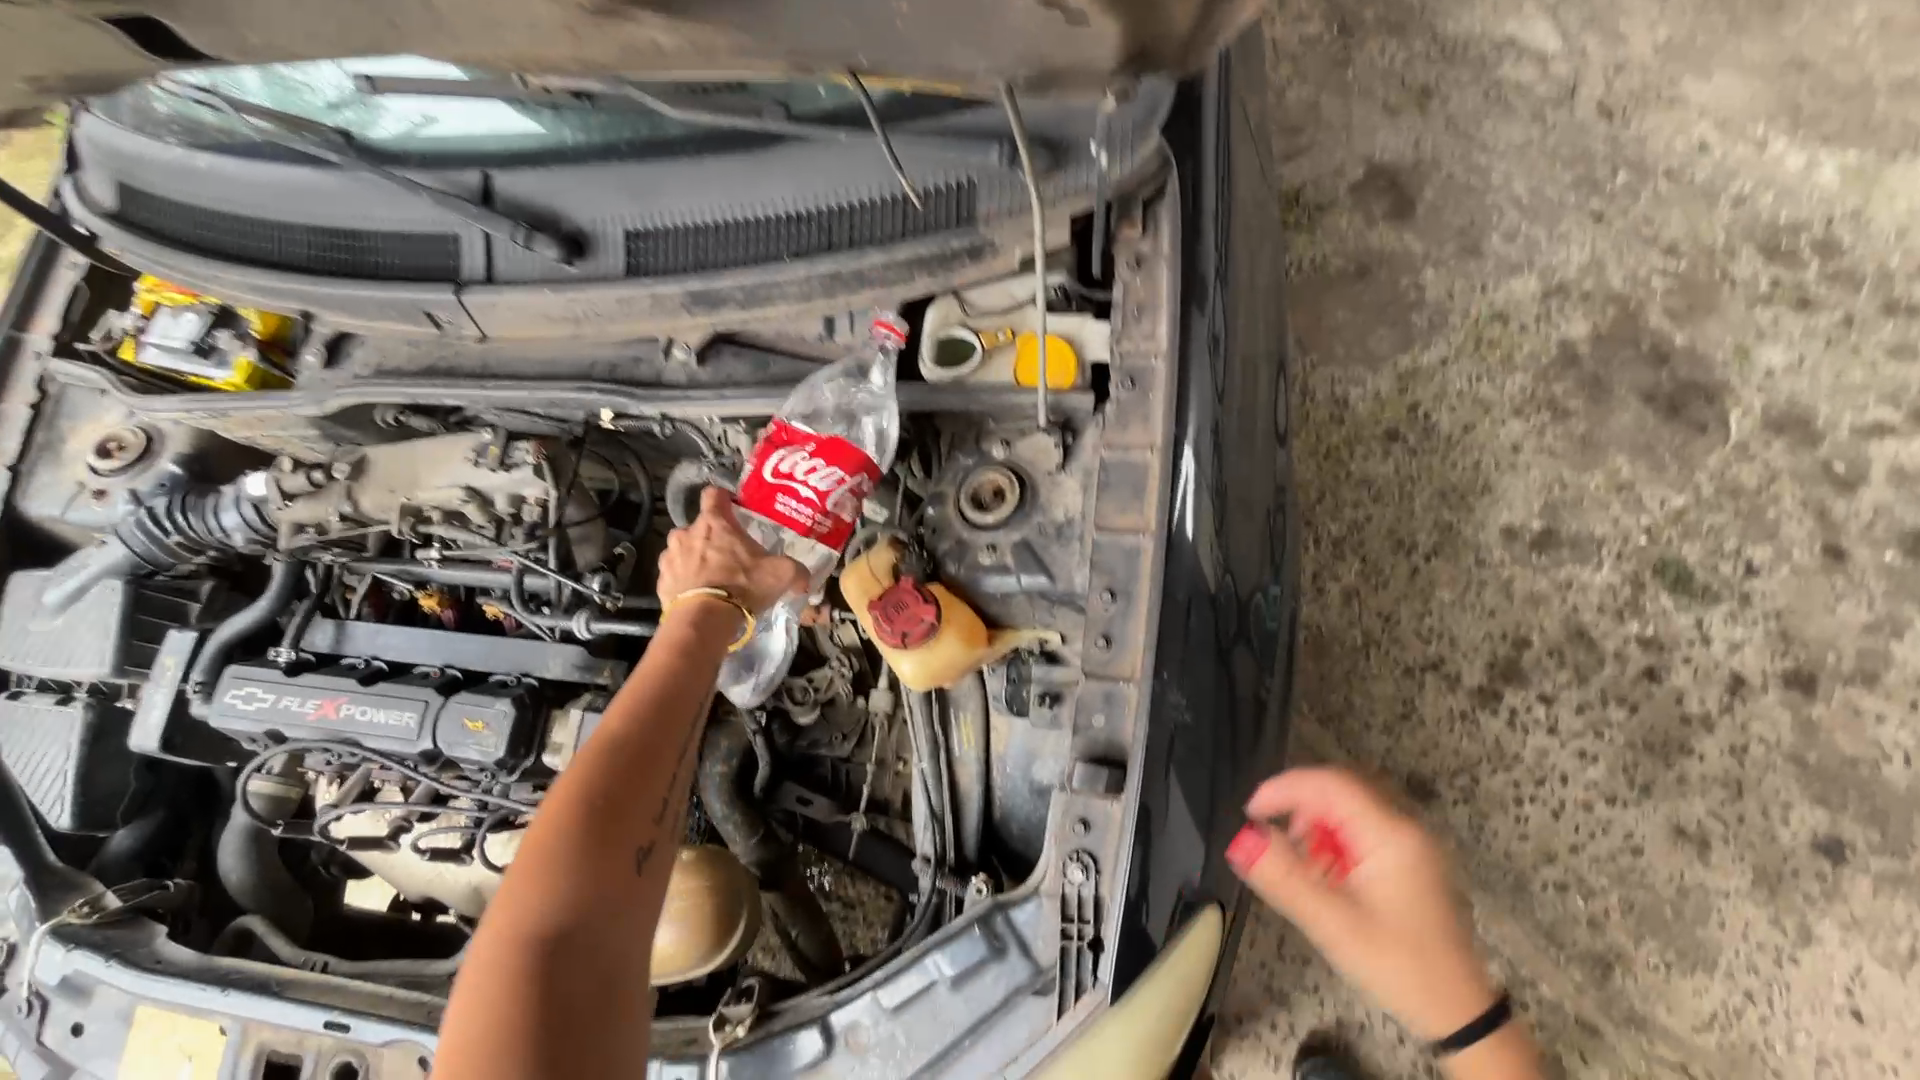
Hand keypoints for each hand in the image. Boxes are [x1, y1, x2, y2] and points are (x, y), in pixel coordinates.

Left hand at [656, 488, 807, 614]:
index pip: (713, 494)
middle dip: (710, 538)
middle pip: (698, 527)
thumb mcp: (781, 574)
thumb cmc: (742, 585)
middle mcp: (685, 533)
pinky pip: (674, 576)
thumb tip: (804, 578)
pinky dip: (684, 583)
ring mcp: (669, 558)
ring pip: (682, 551)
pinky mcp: (660, 582)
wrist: (703, 620)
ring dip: (694, 560)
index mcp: (714, 522)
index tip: (733, 509)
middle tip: (728, 556)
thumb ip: (796, 570)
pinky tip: (698, 597)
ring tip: (711, 580)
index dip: (723, 499)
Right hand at [1226, 767, 1496, 1041]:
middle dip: (1299, 809)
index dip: (1284, 788)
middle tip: (1273, 839)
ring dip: (1316, 827)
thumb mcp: (1332, 923)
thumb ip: (1283, 877)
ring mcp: (1411, 845)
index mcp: (1391, 835)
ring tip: (1301, 866)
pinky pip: (1363, 830)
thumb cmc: (1397, 966)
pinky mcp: (1410, 862)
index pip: (1330, 784)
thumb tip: (1241, 839)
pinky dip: (1334, 842)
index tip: (1251, 813)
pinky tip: (1325, 875)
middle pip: (1340, 791)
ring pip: (1350, 810)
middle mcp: (1405, 828)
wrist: (1457, 1013)